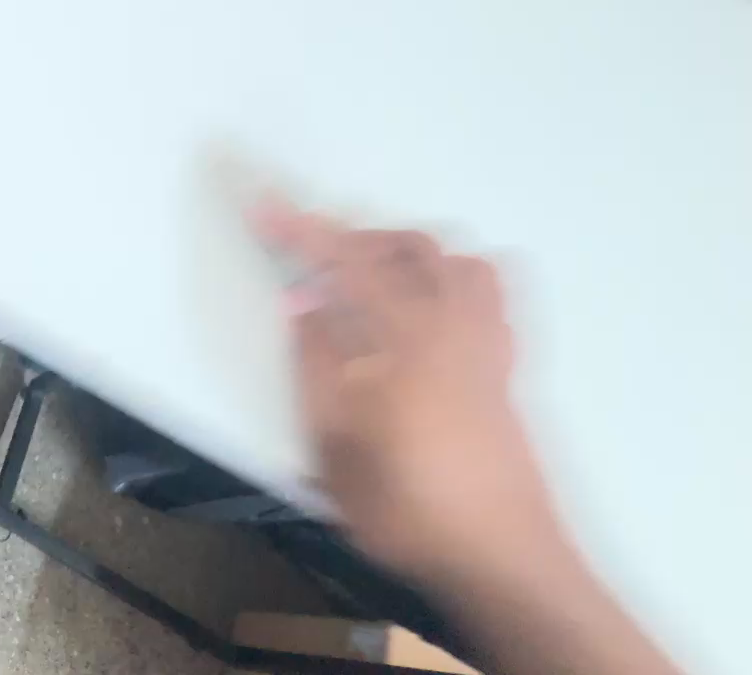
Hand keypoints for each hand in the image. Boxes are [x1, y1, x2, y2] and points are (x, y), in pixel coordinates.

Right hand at [254, 201, 567, 588]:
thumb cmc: (403, 500)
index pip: (348, 264)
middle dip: (355, 236)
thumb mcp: (333, 435)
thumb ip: (315, 358)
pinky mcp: (507, 372)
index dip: (299, 230)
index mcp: (408, 342)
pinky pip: (488, 298)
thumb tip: (300, 299)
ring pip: (461, 264)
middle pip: (414, 248)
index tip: (262, 206)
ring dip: (406, 255)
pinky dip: (449, 281)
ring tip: (363, 279)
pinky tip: (416, 309)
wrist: (503, 563)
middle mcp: (457, 332)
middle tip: (311, 258)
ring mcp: (491, 350)